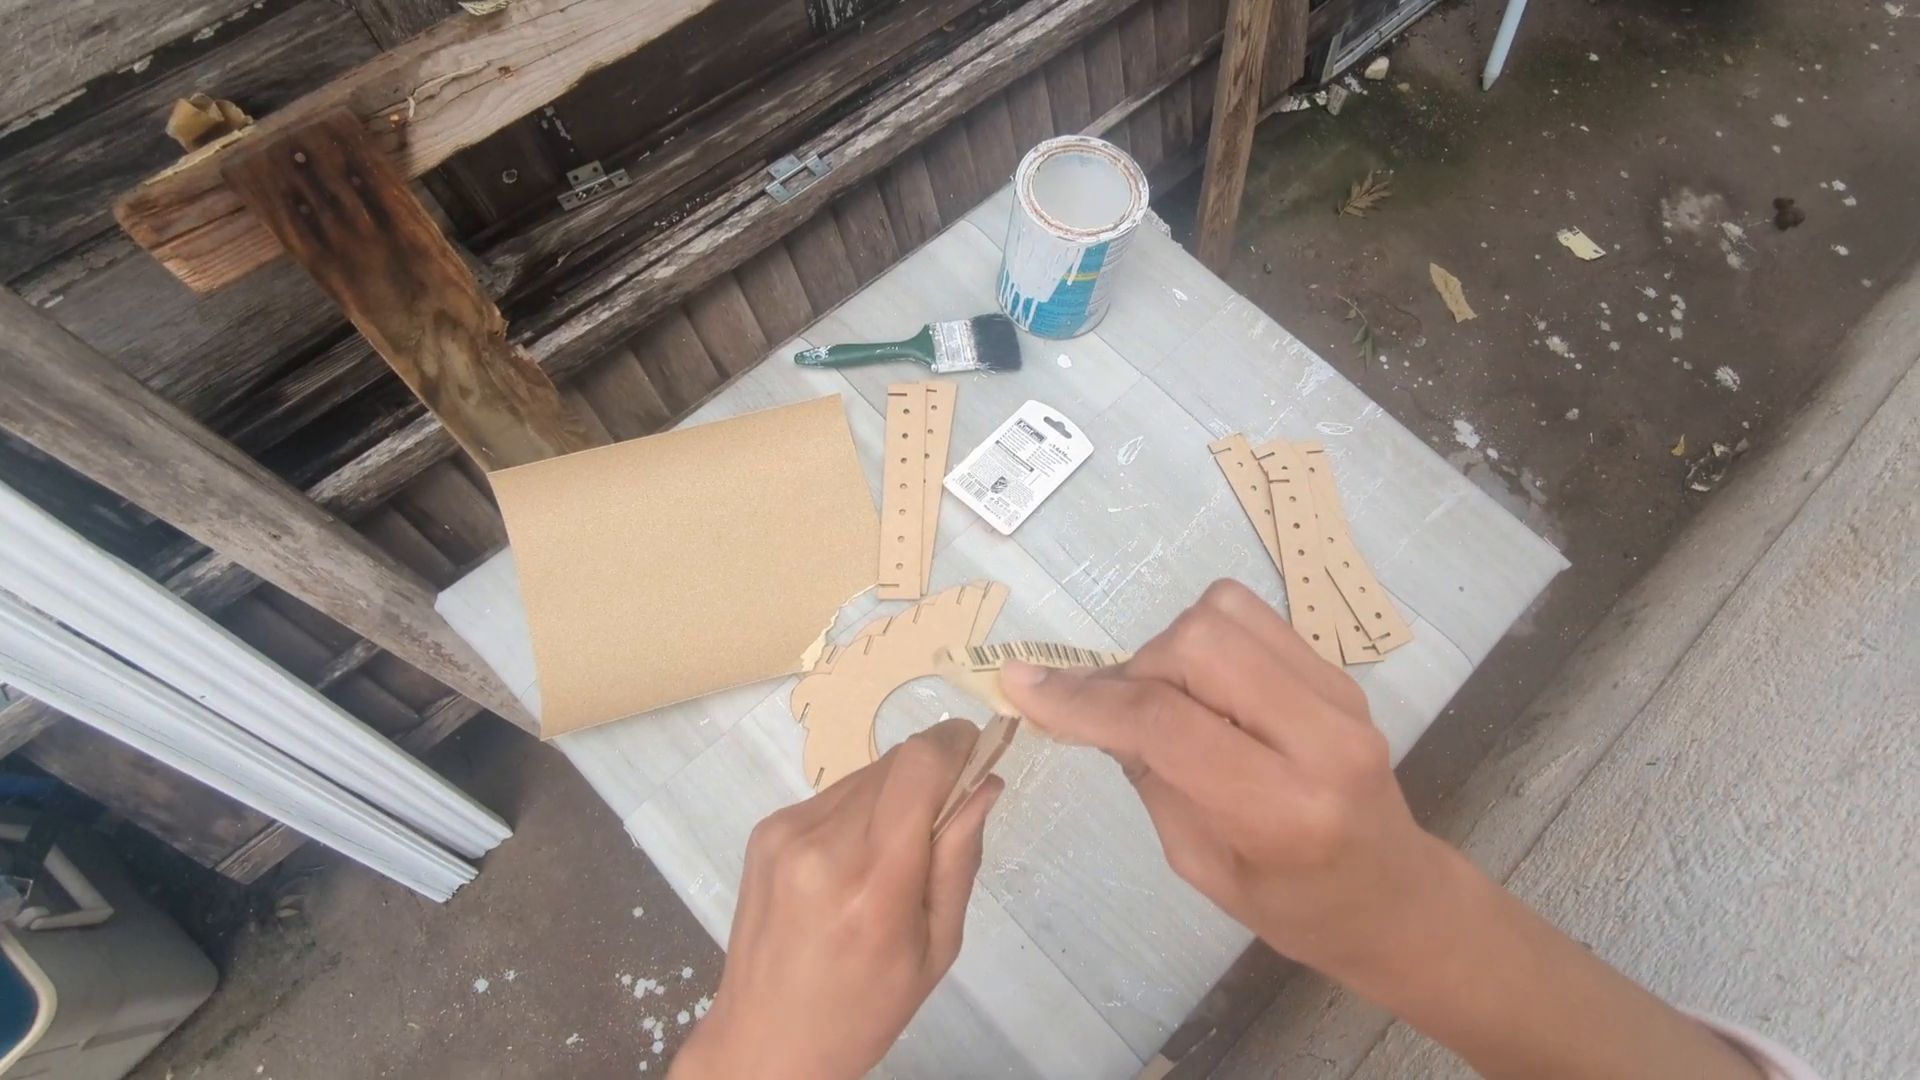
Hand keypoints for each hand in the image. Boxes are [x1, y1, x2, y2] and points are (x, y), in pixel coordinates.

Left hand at [670, 718, 1002, 1079]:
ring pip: (867, 773)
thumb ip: (960, 856)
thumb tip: (984, 781)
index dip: (955, 744)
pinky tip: (853, 857)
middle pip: (896, 761)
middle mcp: (823, 842)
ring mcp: (787, 830)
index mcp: (873, 881)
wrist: (763, 1041)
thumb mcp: (937, 946)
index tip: (978, 752)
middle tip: (945, 814)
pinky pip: (835, 793)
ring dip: (896, 791)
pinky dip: (861, 807)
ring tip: (893, 850)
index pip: (919, 766)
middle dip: (933, 771)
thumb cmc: (866, 1007)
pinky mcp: (766, 827)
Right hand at [998, 579, 1445, 979]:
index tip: (1023, 685)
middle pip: (1198, 644)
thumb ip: (1147, 770)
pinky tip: (1203, 683)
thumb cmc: (1289, 904)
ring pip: (1221, 613)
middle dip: (1135, 669)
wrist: (1393, 896)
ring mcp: (1337, 694)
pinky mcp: (1336, 670)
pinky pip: (1248, 614)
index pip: (1165, 724)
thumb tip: (1088, 700)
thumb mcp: (1196, 860)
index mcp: (1283, 810)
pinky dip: (1202, 636)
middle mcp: (1321, 737)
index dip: (1084, 700)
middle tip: (1122, 710)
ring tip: (1167, 696)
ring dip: (1168, 647)